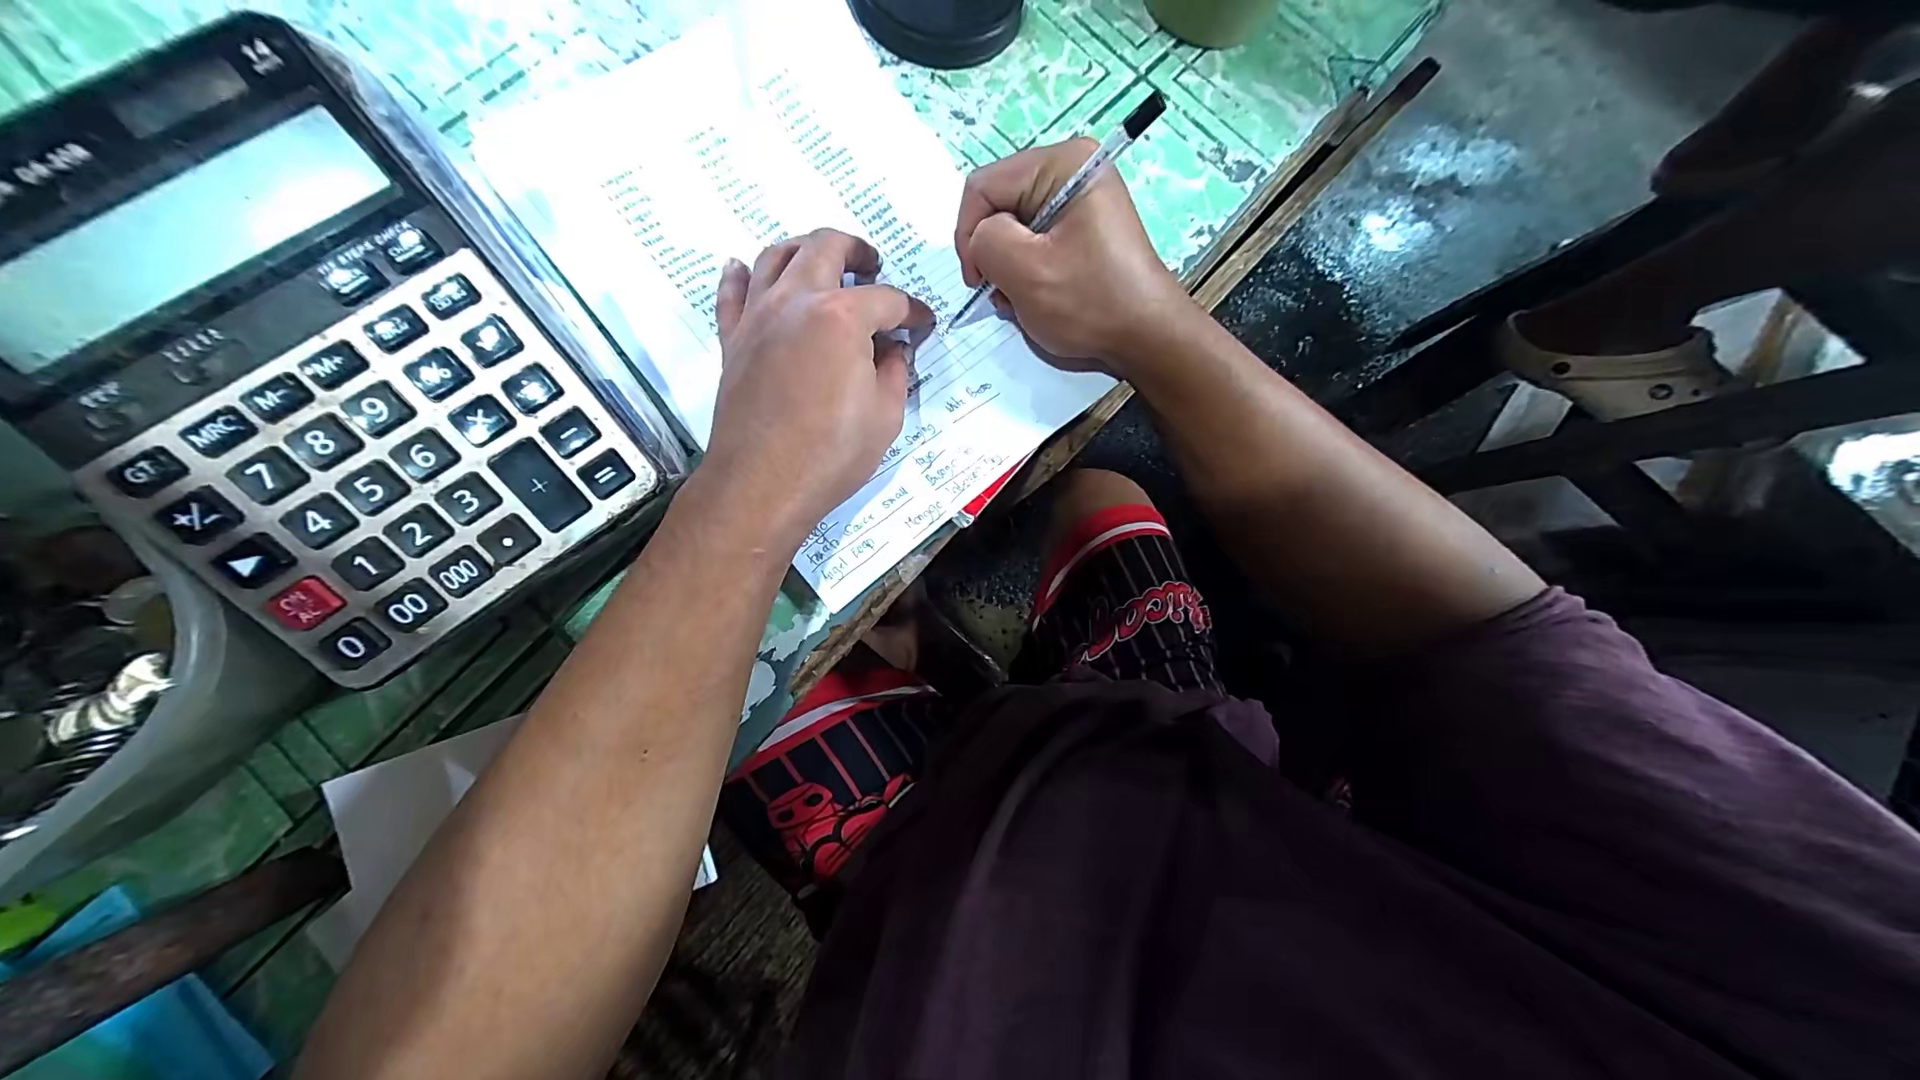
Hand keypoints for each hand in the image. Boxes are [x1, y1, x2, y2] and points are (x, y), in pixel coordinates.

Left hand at [701, 228, 934, 548]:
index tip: (922, 325)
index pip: (888, 299)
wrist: (761, 484)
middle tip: (873, 264)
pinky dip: (743, 274)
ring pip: (775, 255)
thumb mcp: (886, 415)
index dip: (912, 312)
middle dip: (858, 250)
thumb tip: (892, 350)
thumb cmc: (832, 454)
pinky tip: (747, 269)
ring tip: (821, 261)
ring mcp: (758, 317)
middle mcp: (796, 301)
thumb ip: (894, 371)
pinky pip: (732, 292)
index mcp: (842, 317)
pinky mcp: (732, 340)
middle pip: (826, 247)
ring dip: (804, 249)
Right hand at [955, 138, 1197, 377]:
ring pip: (1013, 228)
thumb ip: (986, 242)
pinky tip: (1038, 296)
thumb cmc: (1090, 303)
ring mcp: (1078, 201)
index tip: (978, 281)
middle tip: (1003, 293)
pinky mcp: (1082, 229)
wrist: (1146, 336)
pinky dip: (1026, 271)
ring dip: (1008, 268)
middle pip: (999, 205)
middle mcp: (1071, 170)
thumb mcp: (1026, 271)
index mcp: (1062, 163)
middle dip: (992, 252)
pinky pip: (1034, 242)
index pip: (983, 186)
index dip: (968, 234)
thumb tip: (981, 239)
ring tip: (1023, 299)